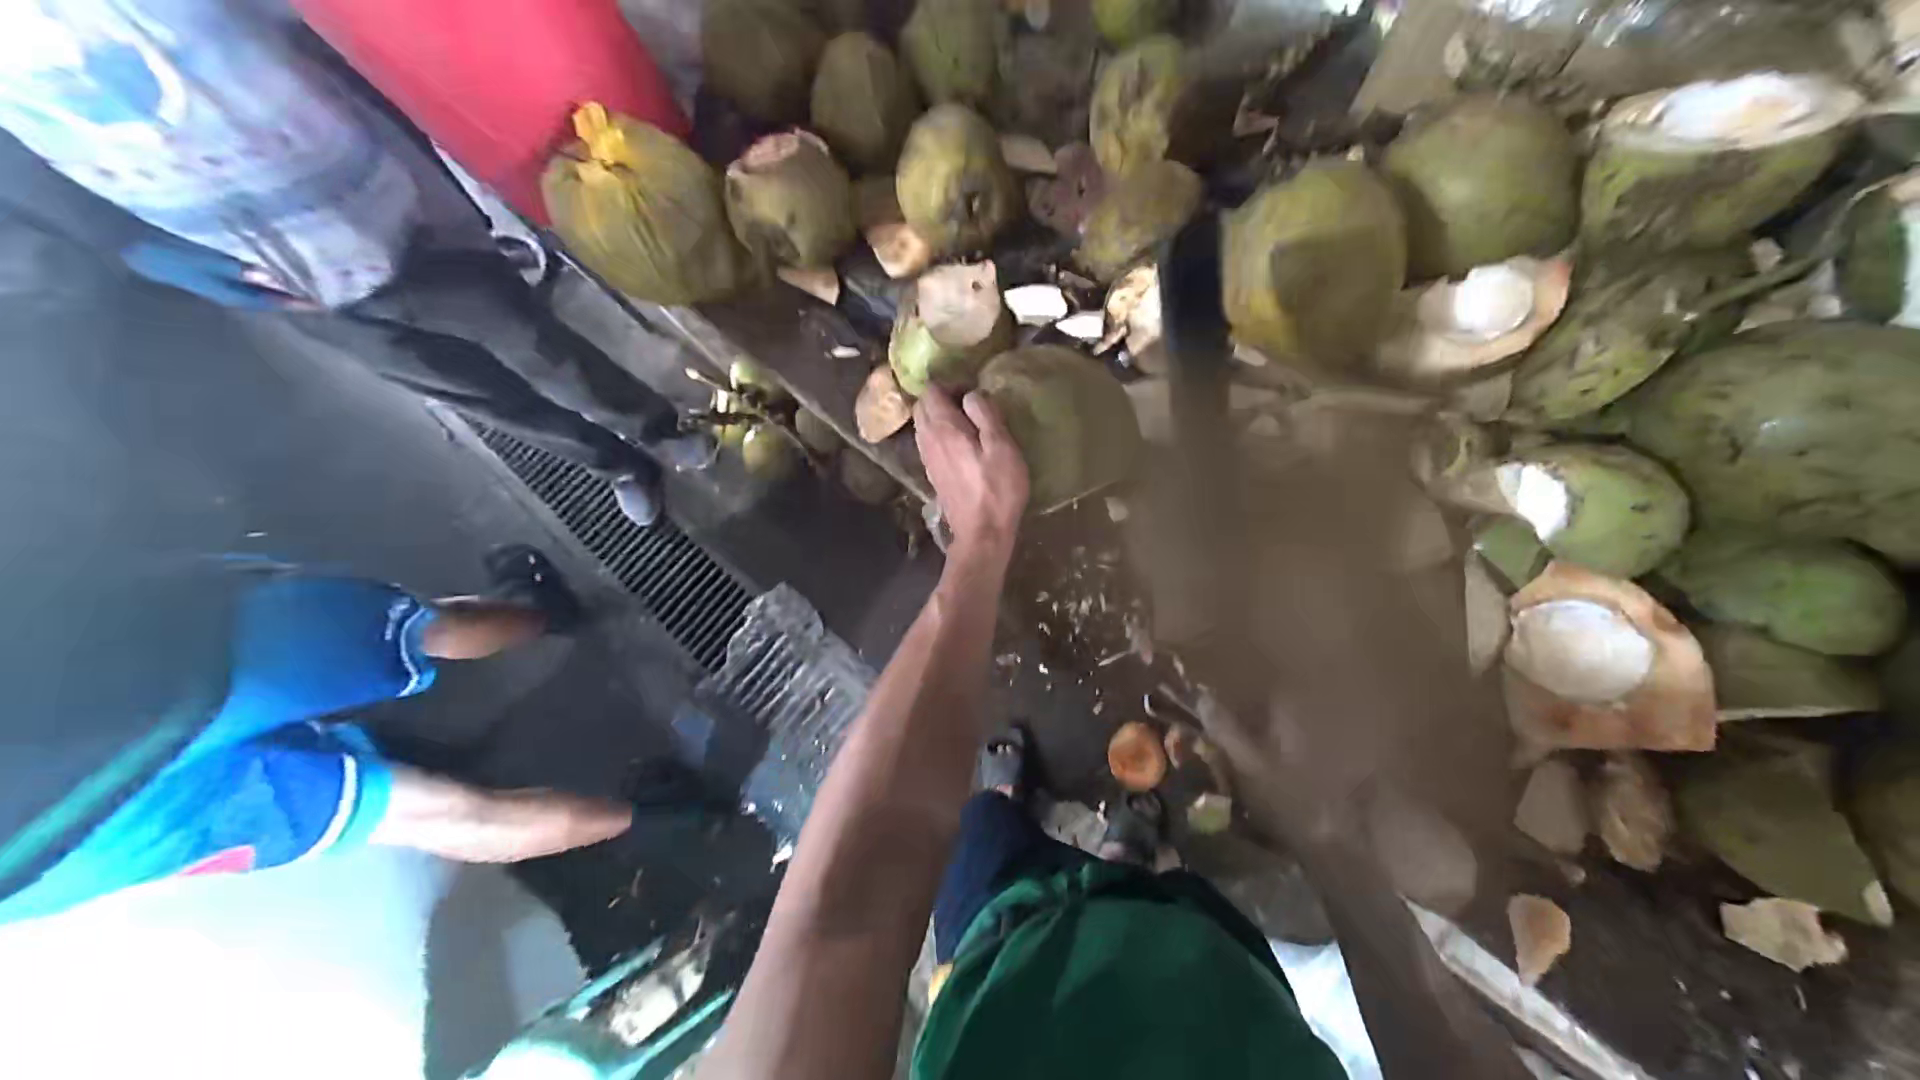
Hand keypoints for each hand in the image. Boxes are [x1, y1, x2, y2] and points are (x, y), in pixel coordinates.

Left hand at [914, 387, 1027, 559]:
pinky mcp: (932, 473)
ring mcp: (926, 458)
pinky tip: (961, 445)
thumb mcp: (1001, 446)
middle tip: (970, 405)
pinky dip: (939, 435)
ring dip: (940, 417)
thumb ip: (985, 414)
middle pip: (922, 406)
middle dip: (942, 397)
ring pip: (923, 424)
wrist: (982, 533)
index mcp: (942, 427)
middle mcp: (927, 439)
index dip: (951, 384)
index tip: (973, 393)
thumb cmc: (996, 488)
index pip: (931, 390)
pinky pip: (928, 442)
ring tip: (967, 424)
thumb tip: (971, 394)